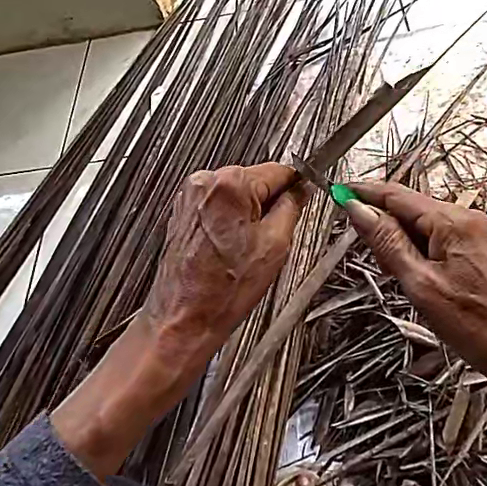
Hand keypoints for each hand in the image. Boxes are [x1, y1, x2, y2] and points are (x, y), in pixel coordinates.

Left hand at [140, 163, 308, 376]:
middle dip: (269, 203)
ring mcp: (190, 196)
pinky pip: (218, 204)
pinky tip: (230, 247)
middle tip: (272, 236)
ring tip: (246, 247)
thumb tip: (300, 190)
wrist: (186, 316)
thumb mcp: (276, 244)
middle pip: (255, 179)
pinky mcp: (183, 210)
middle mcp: (205, 182)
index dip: (295, 186)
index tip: (303, 197)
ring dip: (249, 212)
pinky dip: (230, 219)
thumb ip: (292, 207)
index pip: (278, 170)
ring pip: (237, 192)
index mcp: (230, 185)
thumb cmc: (222, 289)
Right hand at [339, 181, 486, 430]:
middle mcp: (467, 218)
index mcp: (453, 221)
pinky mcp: (480, 249)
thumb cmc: (478, 328)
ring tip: (392, 272)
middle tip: (361, 248)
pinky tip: (412, 274)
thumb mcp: (421, 286)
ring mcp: (476, 233)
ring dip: (399, 239)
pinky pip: (438, 238)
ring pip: (423, 224)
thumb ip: (387, 243)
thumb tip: (358, 209)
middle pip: (410, 207)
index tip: (336, 191)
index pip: (396, 194)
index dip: (364, 192)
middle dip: (381, 221)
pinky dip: (417, 249)